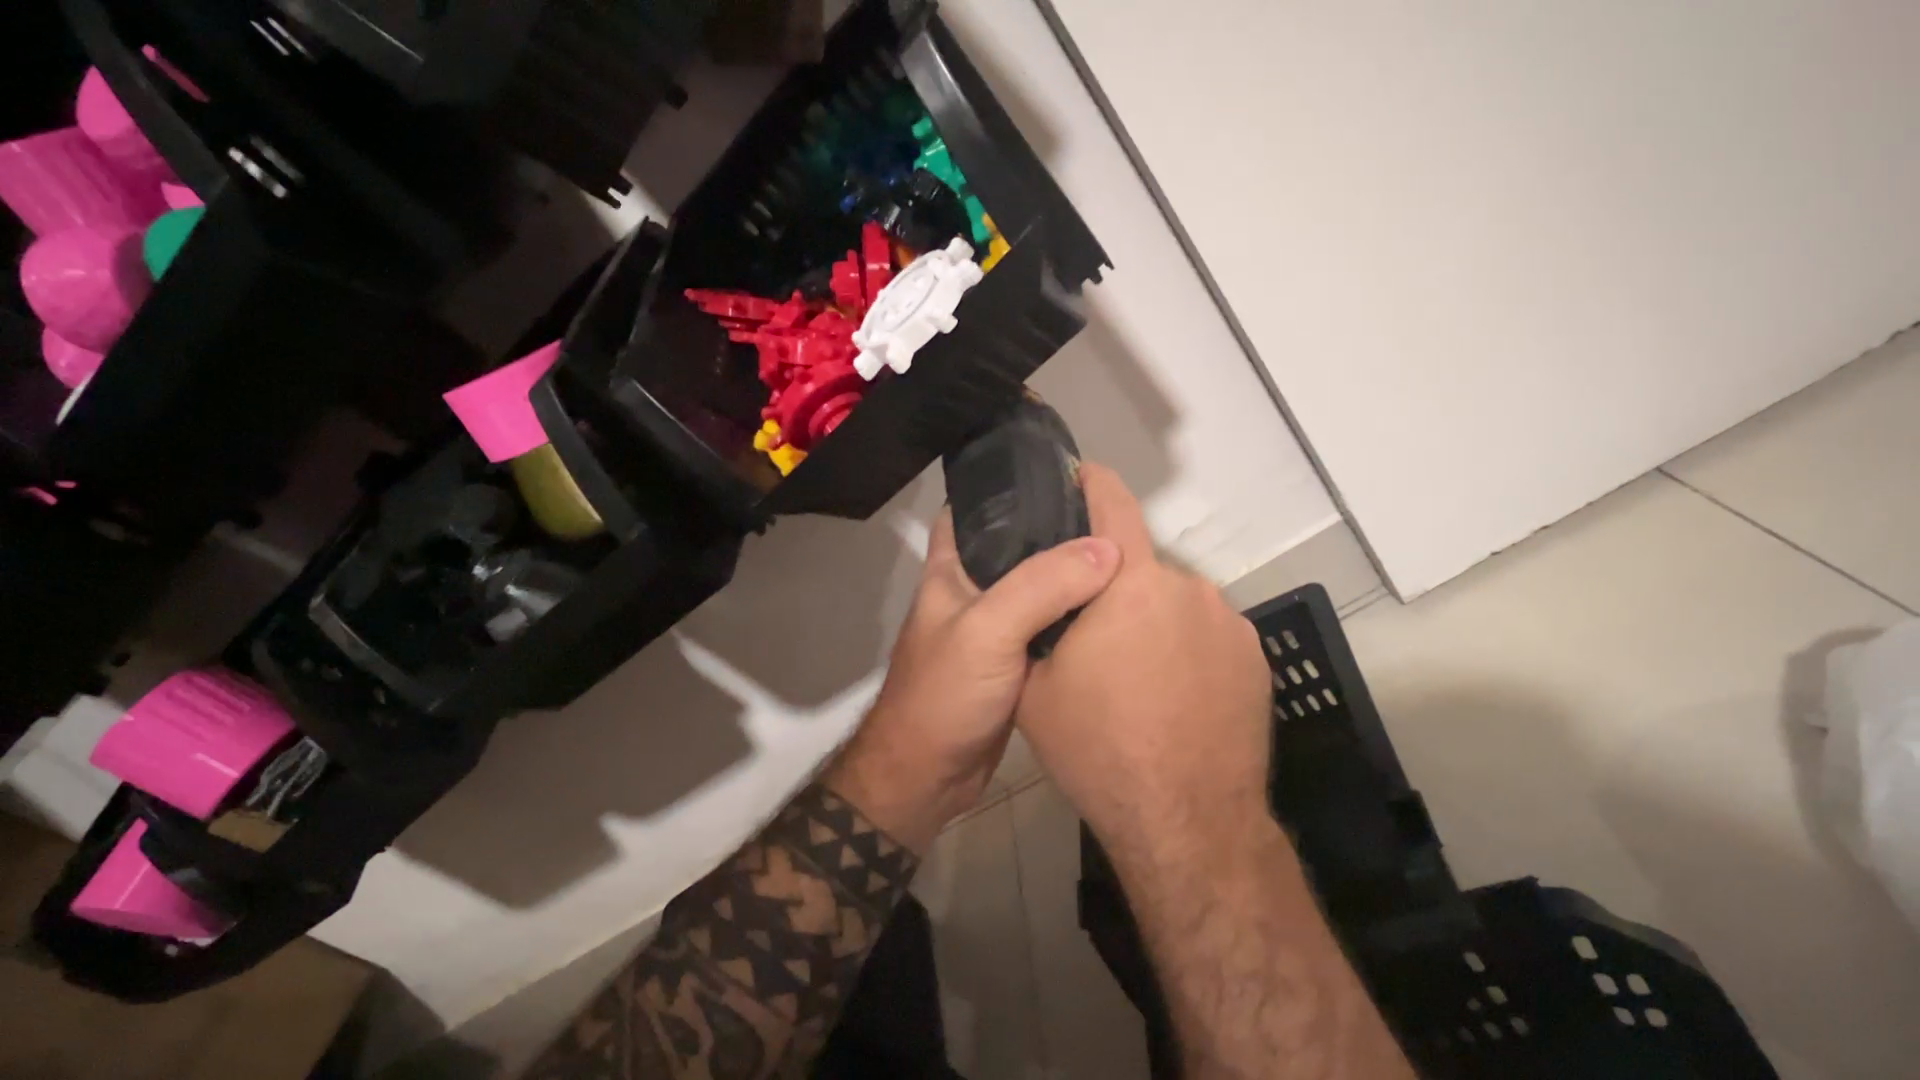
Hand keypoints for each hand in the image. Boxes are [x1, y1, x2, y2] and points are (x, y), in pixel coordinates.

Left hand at [826, 506, 1121, 853]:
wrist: (927, 777)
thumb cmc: (943, 695)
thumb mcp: (988, 630)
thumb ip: (1043, 586)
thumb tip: (1110, 550)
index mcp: (951, 567)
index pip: (977, 506)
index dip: (1014, 485)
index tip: (1068, 475)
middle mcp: (973, 590)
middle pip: (1020, 546)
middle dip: (1062, 532)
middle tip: (1118, 520)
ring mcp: (995, 628)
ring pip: (1041, 589)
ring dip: (1076, 579)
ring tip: (1130, 559)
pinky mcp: (1015, 663)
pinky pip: (1051, 629)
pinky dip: (1078, 620)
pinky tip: (1116, 613)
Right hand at [1015, 465, 1275, 867]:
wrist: (1186, 820)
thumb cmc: (1099, 750)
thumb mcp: (1035, 690)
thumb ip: (1040, 629)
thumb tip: (1048, 603)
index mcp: (1131, 586)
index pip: (1112, 505)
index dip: (1091, 482)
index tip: (1077, 476)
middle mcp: (1189, 590)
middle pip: (1142, 570)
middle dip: (1115, 590)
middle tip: (1091, 640)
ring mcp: (1231, 626)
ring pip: (1177, 607)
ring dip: (1154, 625)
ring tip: (1136, 682)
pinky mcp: (1256, 661)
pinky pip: (1209, 639)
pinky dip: (1188, 654)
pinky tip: (1176, 702)